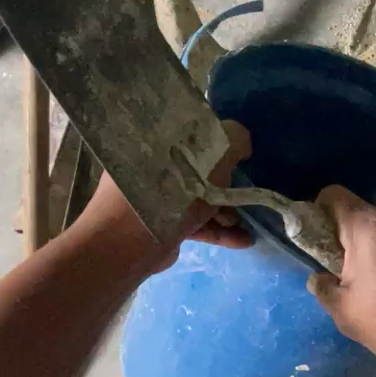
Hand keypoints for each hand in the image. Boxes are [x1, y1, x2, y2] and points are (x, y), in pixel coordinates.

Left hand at [74, 120, 253, 272]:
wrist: (130, 243)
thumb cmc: (171, 190)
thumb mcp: (212, 154)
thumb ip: (234, 139)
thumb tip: (242, 143)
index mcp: (155, 141)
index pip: (191, 133)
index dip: (219, 143)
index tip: (238, 156)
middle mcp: (152, 167)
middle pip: (199, 169)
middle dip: (226, 184)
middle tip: (243, 193)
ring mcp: (154, 198)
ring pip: (198, 199)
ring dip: (226, 212)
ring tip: (245, 224)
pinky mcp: (161, 225)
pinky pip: (194, 223)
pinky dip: (218, 230)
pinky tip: (244, 240)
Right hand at [306, 185, 375, 369]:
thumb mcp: (346, 313)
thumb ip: (323, 287)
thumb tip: (319, 275)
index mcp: (369, 225)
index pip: (332, 196)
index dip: (317, 214)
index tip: (318, 244)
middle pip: (359, 216)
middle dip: (348, 241)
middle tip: (349, 278)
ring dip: (375, 250)